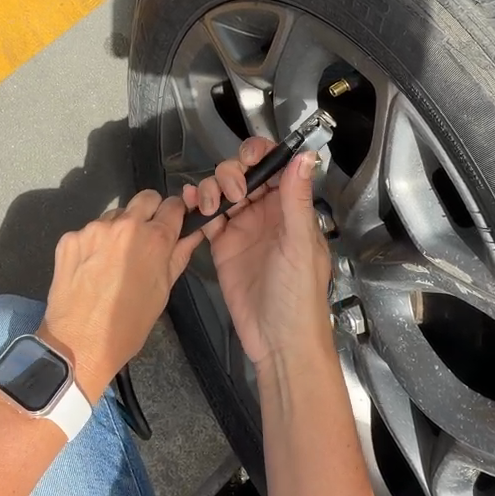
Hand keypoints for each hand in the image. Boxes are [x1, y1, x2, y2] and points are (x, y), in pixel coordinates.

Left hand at [39, 190, 201, 400]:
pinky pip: (88, 231)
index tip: (172, 222)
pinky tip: (91, 268)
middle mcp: (125, 225)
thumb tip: (194, 233)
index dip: (175, 213)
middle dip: (150, 210)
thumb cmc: (128, 324)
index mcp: (154, 238)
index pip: (173, 205)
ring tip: (113, 260)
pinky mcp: (70, 238)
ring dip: (119, 229)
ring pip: (115, 215)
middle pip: (145, 198)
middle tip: (145, 236)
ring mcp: (93, 228)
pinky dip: (93, 244)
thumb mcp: (163, 291)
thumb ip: (178, 256)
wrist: (78, 343)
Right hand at [182, 138, 332, 365]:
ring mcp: (241, 228)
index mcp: (291, 209)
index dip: (262, 154)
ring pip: (222, 190)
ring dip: (211, 187)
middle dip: (232, 172)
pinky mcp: (221, 244)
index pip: (277, 167)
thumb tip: (305, 156)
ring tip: (209, 205)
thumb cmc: (299, 296)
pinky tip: (189, 202)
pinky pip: (206, 216)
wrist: (278, 341)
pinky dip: (195, 204)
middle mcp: (266, 213)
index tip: (249, 156)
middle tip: (233, 193)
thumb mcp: (299, 245)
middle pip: (244, 173)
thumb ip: (296, 200)